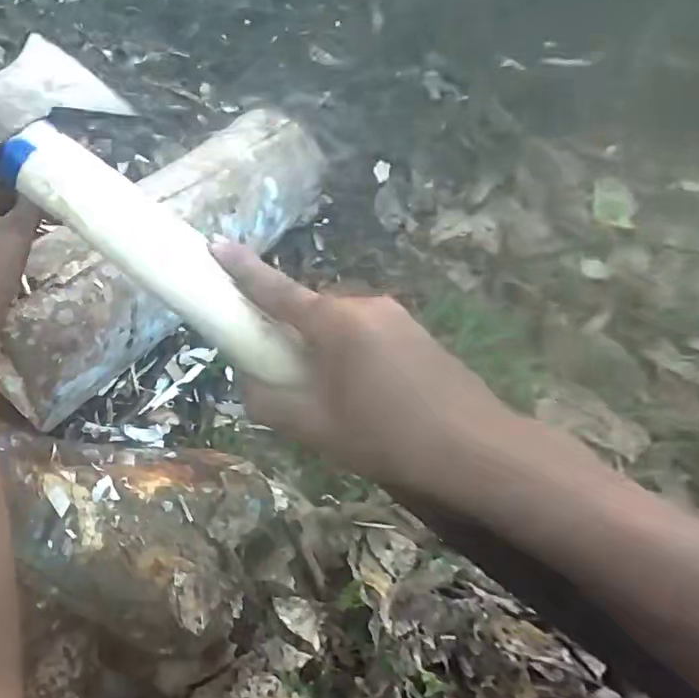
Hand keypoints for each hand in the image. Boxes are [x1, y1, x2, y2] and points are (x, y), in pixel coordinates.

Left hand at [0, 172, 41, 344]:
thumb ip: (30, 202)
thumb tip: (44, 180)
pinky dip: (7, 227)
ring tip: (45, 210)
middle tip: (45, 190)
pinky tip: (32, 230)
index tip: (34, 166)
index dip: (8, 165)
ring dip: (14, 211)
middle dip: (15, 191)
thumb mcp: (16, 232)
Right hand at [213, 242, 519, 499]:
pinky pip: (363, 334)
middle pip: (306, 310)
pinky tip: (361, 395)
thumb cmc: (387, 437)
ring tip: (327, 395)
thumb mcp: (312, 426)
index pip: (274, 289)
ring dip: (319, 347)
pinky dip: (347, 353)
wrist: (483, 454)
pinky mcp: (417, 334)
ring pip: (336, 325)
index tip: (215, 244)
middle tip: (279, 372)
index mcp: (333, 322)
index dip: (241, 268)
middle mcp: (363, 307)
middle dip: (285, 332)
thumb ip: (267, 400)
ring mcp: (395, 317)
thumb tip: (247, 381)